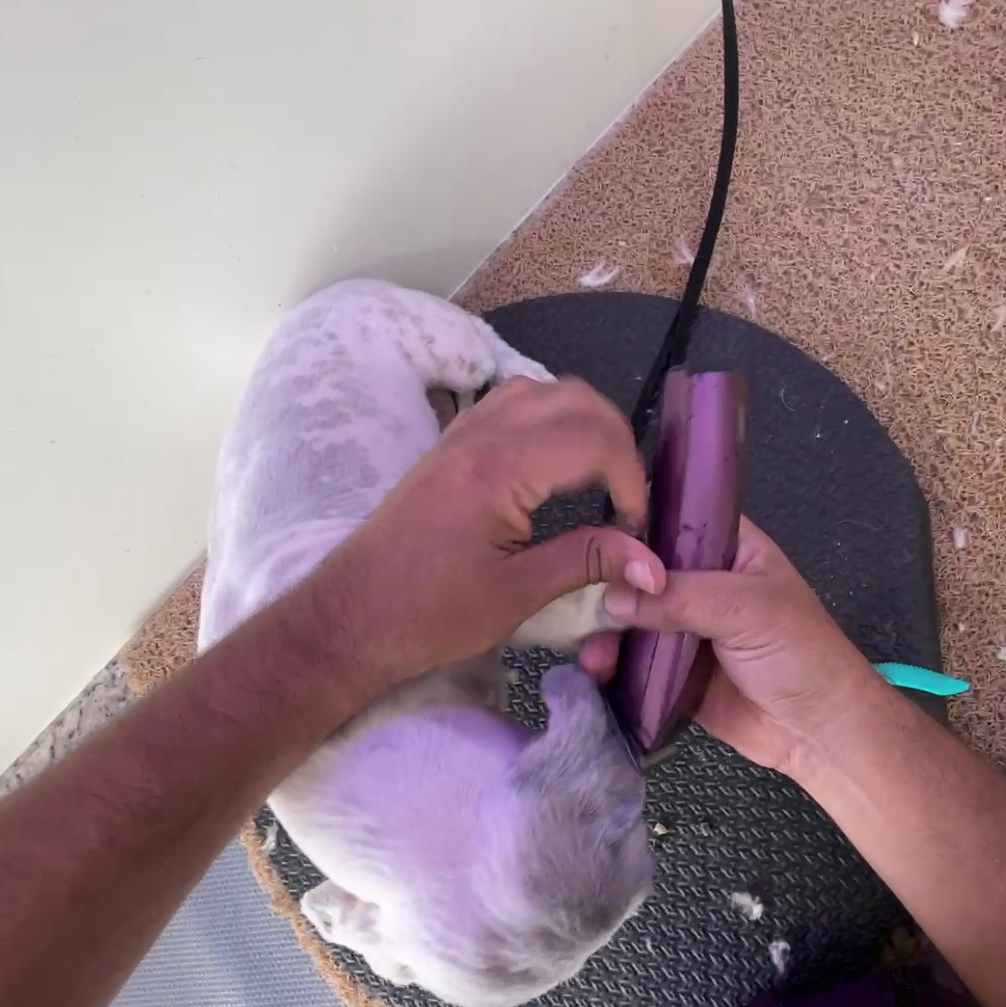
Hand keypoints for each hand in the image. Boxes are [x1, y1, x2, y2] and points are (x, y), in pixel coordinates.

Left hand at [294, 378, 665, 696]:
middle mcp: (483, 434)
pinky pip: (512, 402)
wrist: (353, 616)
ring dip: (584, 421)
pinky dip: (548, 417)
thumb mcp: (519, 593)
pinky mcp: (450, 443)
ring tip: (598, 474)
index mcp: (502, 468)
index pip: (595, 439)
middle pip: (576, 399)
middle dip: (618, 441)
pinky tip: (553, 459)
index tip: (634, 524)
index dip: (631, 478)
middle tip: (625, 495)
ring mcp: (462, 432)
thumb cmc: (432, 613)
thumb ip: (588, 561)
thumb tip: (652, 562)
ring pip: (543, 390)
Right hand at [599, 517, 888, 779]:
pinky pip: (633, 662)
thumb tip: (611, 599)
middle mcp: (700, 582)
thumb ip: (681, 597)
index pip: (671, 521)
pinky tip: (593, 670)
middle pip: (640, 575)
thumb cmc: (799, 652)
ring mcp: (684, 628)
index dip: (632, 528)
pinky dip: (611, 666)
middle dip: (607, 588)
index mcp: (726, 548)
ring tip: (590, 652)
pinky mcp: (671, 671)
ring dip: (605, 632)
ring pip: (631, 619)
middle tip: (576, 604)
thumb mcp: (746, 608)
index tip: (591, 542)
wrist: (819, 731)